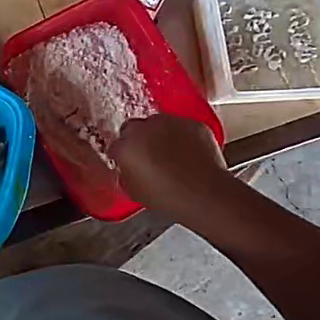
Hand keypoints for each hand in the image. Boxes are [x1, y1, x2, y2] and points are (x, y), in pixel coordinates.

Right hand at [111, 114, 229, 213]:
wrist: (204, 194)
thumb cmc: (169, 196)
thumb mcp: (135, 192)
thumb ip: (126, 174)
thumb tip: (127, 169)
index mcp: (127, 146)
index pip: (115, 145)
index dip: (121, 155)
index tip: (127, 162)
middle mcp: (145, 128)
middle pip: (134, 128)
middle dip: (137, 139)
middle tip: (146, 156)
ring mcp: (170, 123)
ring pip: (158, 124)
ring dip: (159, 135)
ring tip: (170, 155)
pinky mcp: (192, 124)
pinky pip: (182, 128)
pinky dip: (182, 137)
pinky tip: (187, 154)